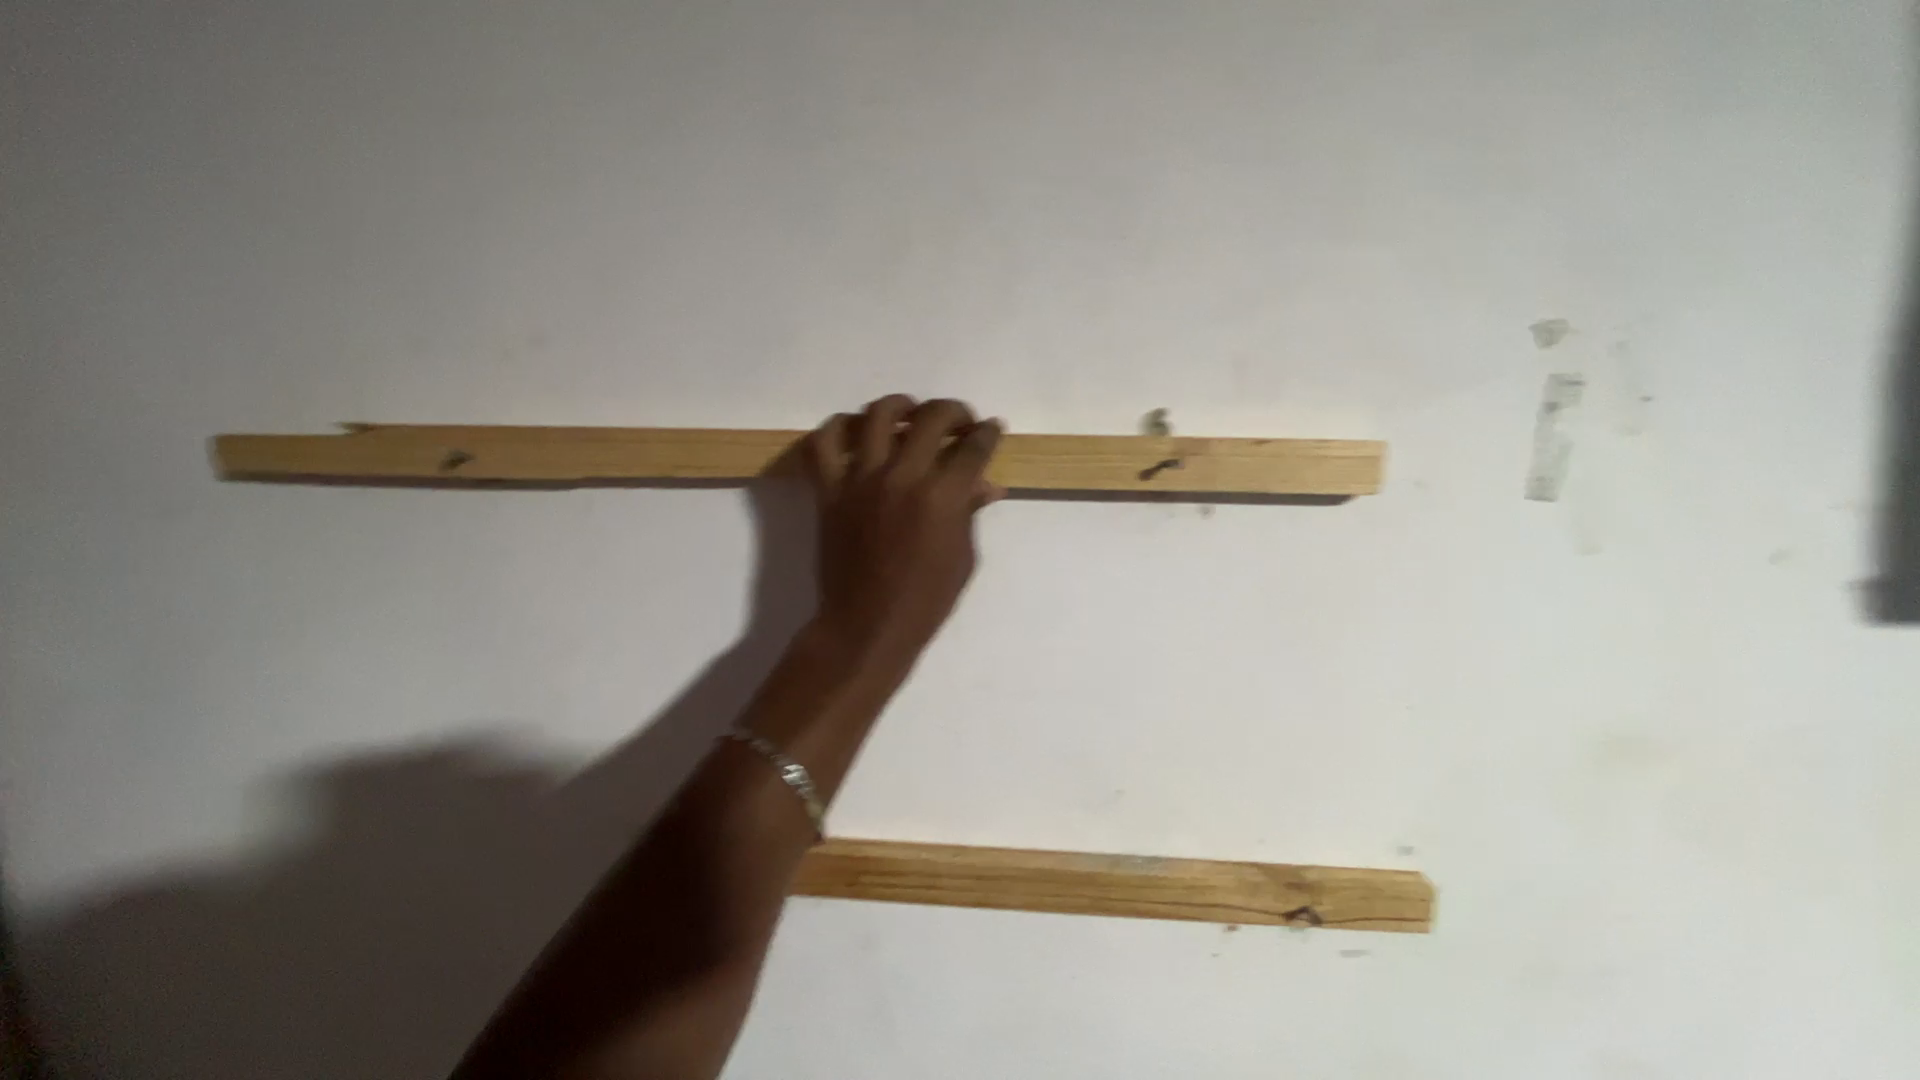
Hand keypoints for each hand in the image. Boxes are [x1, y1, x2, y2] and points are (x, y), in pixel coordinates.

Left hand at [802, 395, 1003, 654]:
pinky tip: (854, 431)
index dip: (987, 433)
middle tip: (958, 422)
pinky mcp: (830, 490)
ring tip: (908, 414)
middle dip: (953, 411)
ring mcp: (862, 480)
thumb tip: (985, 485)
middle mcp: (904, 476)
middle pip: (931, 417)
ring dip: (899, 406)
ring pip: (877, 416)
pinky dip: (838, 428)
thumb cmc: (925, 600)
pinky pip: (824, 443)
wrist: (867, 625)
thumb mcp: (962, 557)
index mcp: (943, 496)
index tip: (990, 429)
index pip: (973, 446)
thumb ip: (970, 512)